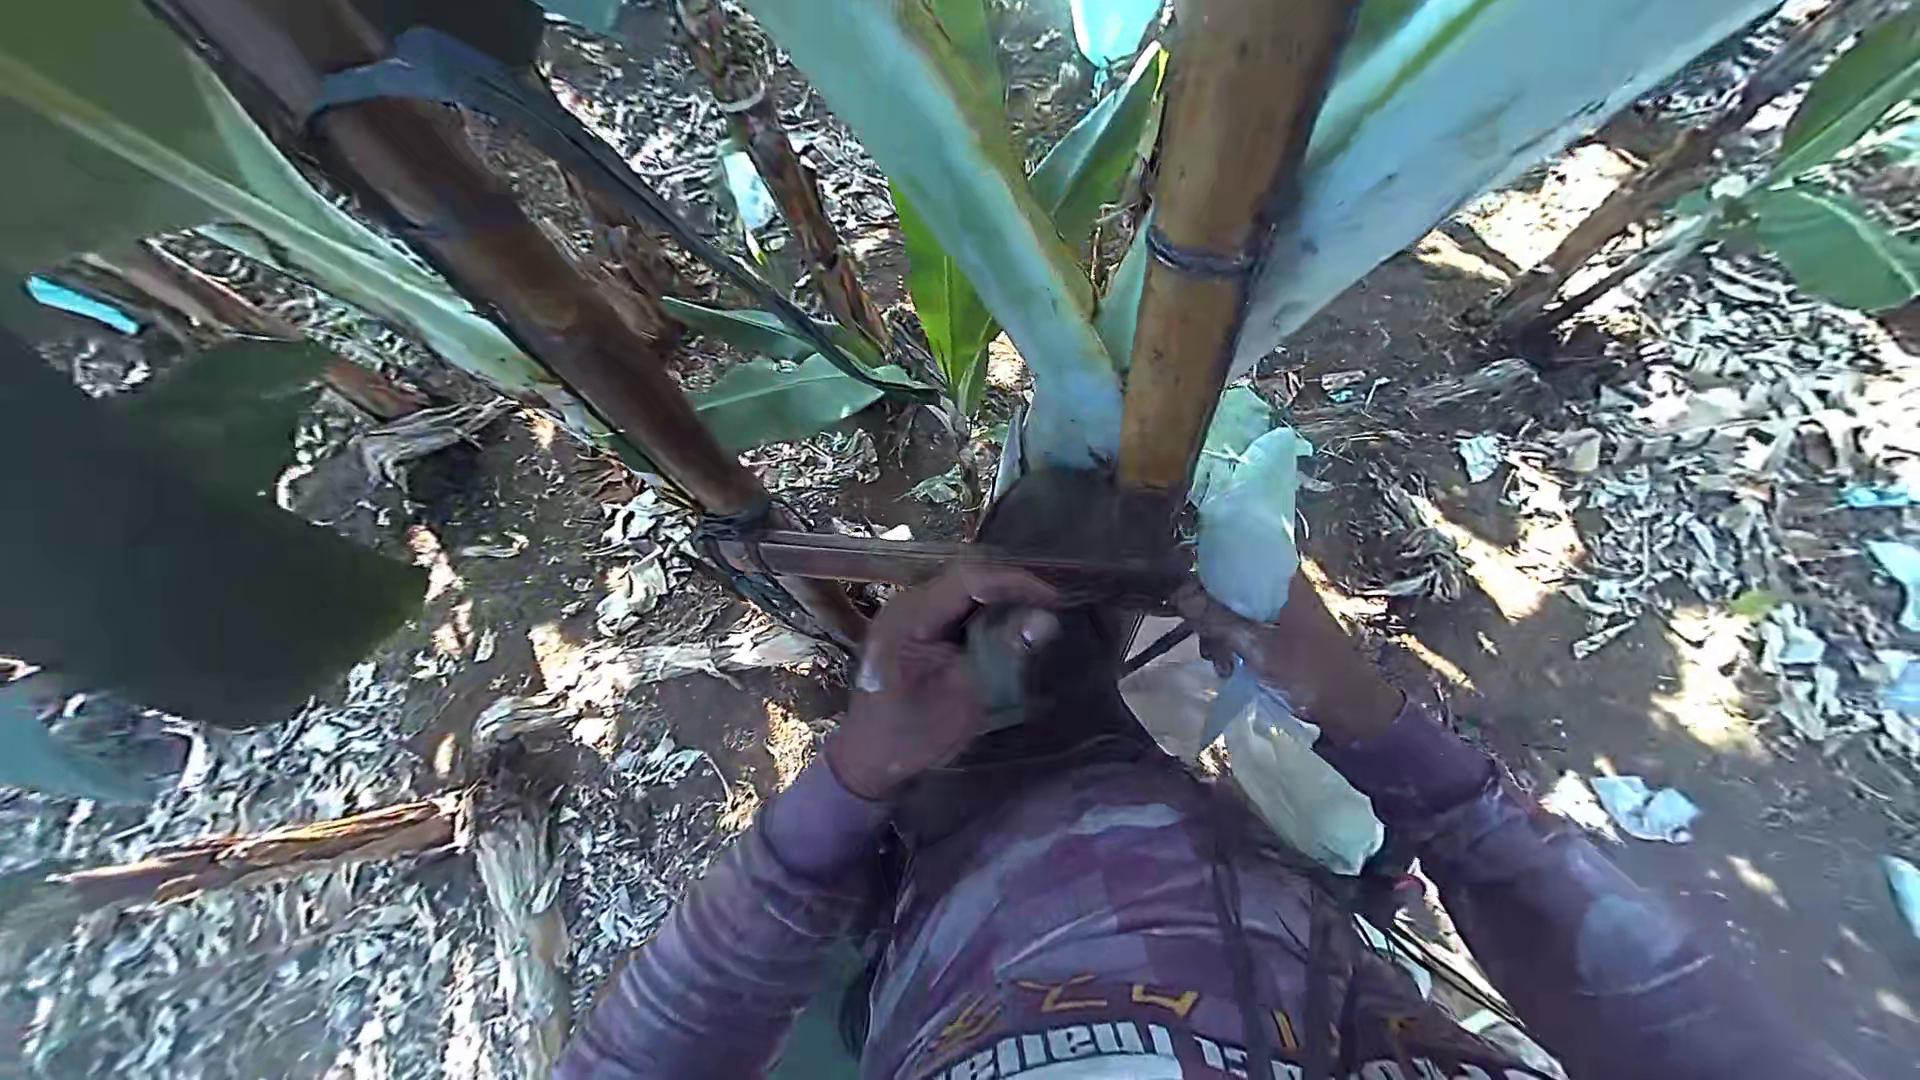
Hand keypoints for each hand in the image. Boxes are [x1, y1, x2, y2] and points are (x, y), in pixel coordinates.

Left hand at [824, 564, 1059, 800]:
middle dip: (1010, 587)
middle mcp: (906, 603)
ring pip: (963, 587)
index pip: (967, 580)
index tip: (1052, 599)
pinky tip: (1007, 627)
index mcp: (908, 618)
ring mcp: (908, 611)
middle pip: (965, 576)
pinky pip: (956, 604)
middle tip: (1048, 607)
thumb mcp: (965, 697)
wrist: (870, 757)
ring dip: (999, 597)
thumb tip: (1047, 620)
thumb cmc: (912, 734)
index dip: (1013, 582)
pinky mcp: (916, 624)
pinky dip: (985, 611)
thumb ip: (1003, 653)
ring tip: (1035, 614)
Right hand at [1173, 575, 1402, 744]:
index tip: (1188, 596)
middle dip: (1209, 613)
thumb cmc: (1311, 674)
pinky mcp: (1276, 631)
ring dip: (1217, 633)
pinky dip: (1229, 643)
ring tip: (1220, 663)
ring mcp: (1277, 611)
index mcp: (1283, 581)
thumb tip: (1179, 595)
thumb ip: (1218, 620)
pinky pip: (1240, 626)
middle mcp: (1279, 588)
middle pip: (1228, 586)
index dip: (1208, 570)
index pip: (1237, 556)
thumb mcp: (1258, 648)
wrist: (1352, 712)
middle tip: (1206, 642)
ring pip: (1230, 609)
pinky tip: (1227, 666)